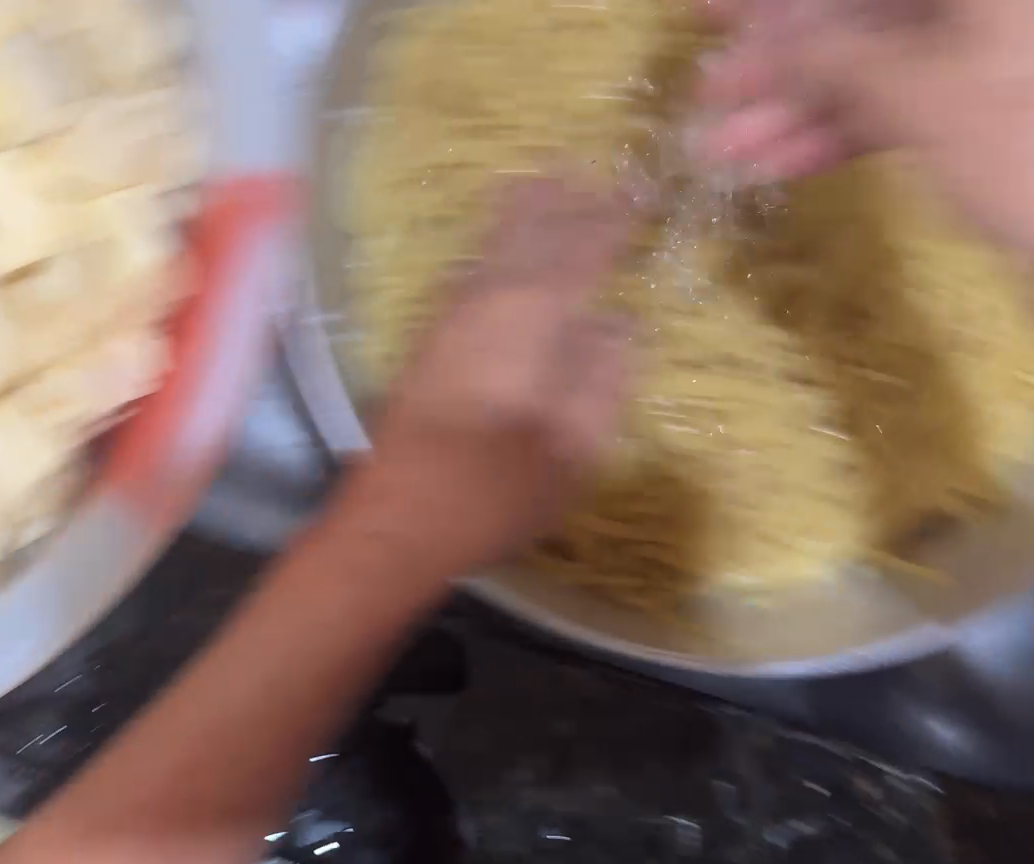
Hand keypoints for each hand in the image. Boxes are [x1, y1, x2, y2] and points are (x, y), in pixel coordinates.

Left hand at [335, 178, 631, 577]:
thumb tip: (618, 326)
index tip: (640, 190)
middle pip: (522, 238)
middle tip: (582, 171)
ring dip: (514, 223)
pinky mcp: (419, 356)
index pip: (581, 250)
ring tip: (540, 190)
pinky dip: (482, 261)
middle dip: (556, 203)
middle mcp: (481, 310)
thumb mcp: (572, 451)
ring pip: (483, 256)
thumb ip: (601, 379)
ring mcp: (442, 330)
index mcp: (530, 322)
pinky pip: (459, 285)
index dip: (611, 219)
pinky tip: (490, 266)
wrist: (393, 523)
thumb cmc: (491, 494)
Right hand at [699, 0, 1033, 305]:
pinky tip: (780, 166)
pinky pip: (897, 105)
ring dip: (796, 111)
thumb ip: (839, 58)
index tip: (716, 14)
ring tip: (725, 149)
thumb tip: (769, 31)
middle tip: (713, 90)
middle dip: (784, 61)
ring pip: (874, 68)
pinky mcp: (989, 101)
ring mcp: (998, 51)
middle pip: (870, 17)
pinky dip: (838, 135)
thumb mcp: (923, 95)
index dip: (787, 1)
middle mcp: (999, 3)